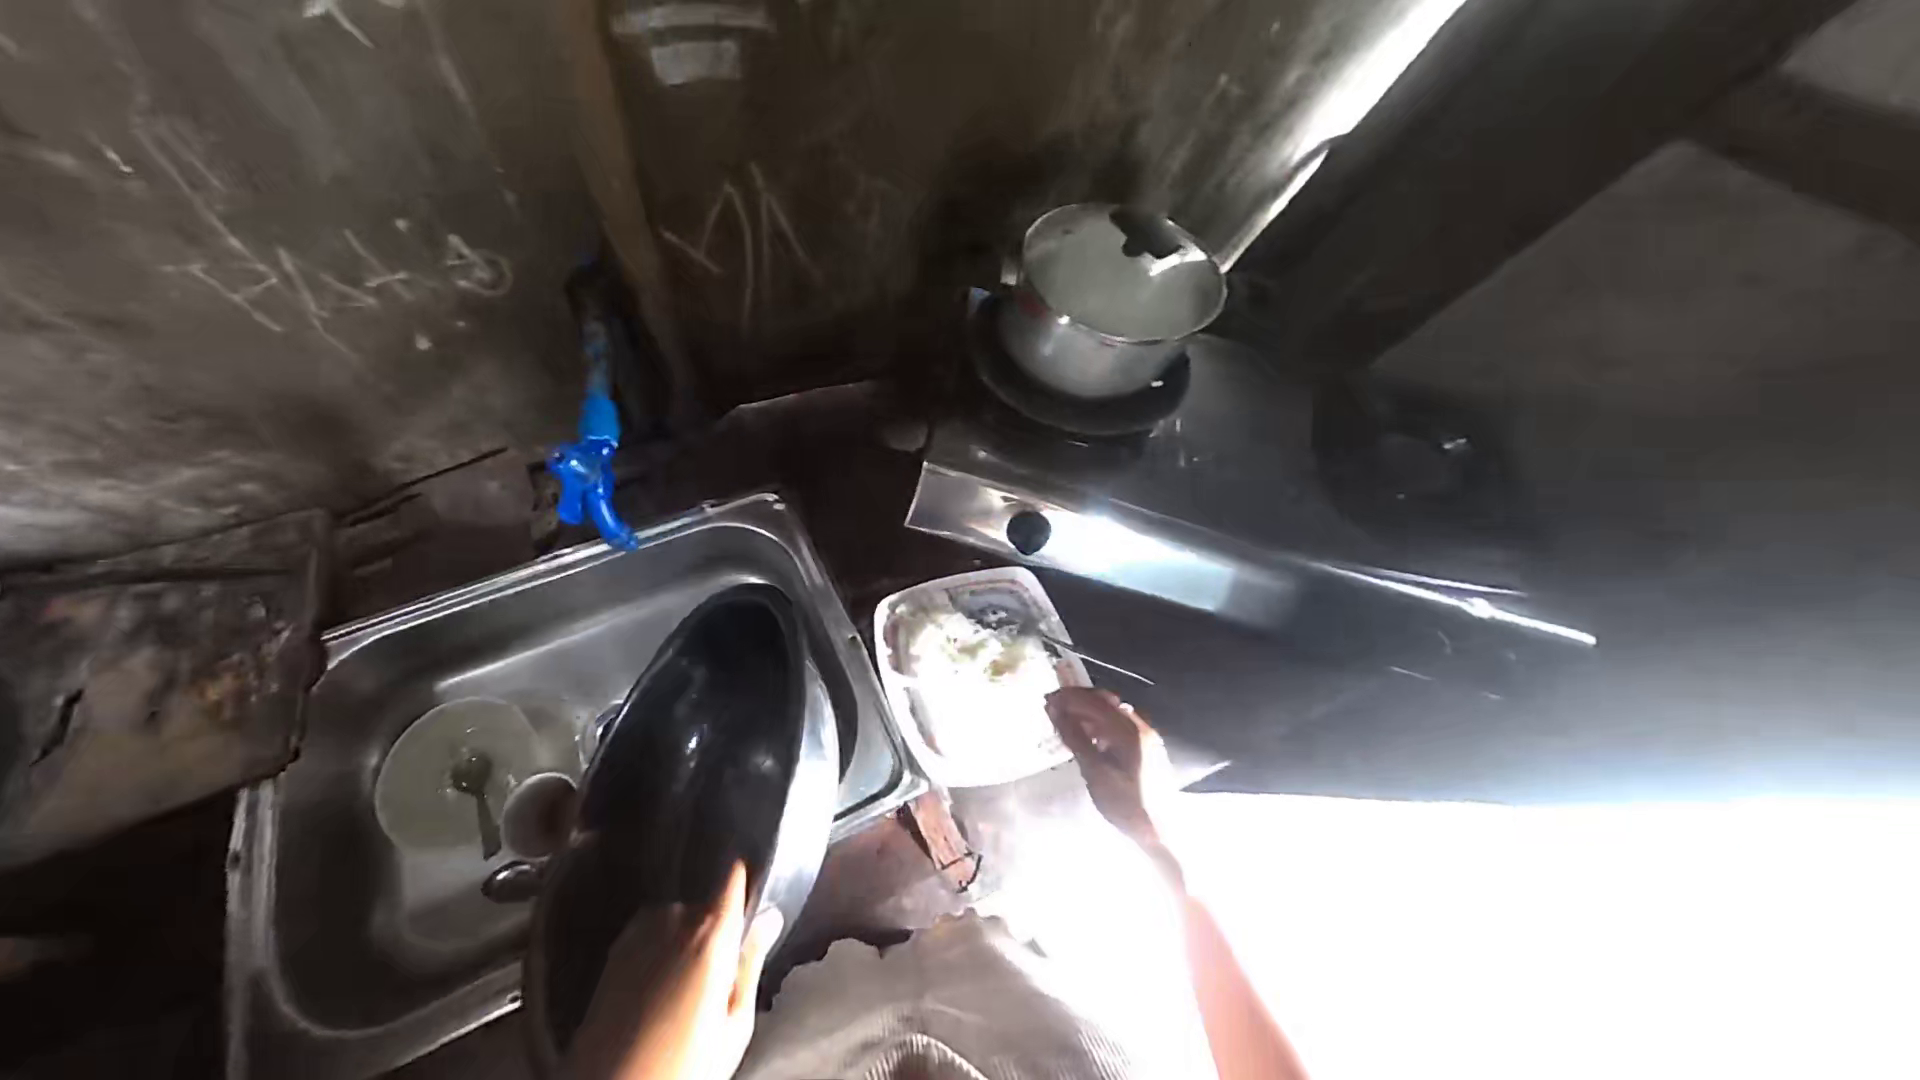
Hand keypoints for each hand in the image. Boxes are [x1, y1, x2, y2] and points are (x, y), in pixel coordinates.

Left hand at [565, 862, 783, 1079]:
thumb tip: (771, 916)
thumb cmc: (681, 1070)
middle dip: (717, 927)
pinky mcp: (614, 949)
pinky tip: (657, 992)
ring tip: (683, 988)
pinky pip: (652, 932)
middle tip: (717, 973)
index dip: (746, 879)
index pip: (735, 873)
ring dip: (686, 938)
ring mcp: (640, 931)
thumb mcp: (733, 1026)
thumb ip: (752, 962)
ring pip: (680, 918)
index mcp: (712, 931)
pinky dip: (660, 949)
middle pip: (709, 902)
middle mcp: (676, 917)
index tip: (753, 899)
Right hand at [1045, 687, 1173, 852]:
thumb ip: (1075, 738)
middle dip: (1077, 701)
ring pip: (1112, 712)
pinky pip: (1119, 725)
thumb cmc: (1127, 806)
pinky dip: (1100, 724)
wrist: (1165, 834)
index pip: (1093, 701)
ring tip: (1065, 722)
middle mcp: (1140, 726)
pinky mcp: (1146, 747)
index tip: (1046, 700)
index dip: (1068, 697)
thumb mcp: (1095, 773)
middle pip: (1104, 701)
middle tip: (1053, 707)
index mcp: (1128, 730)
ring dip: (1088, 712)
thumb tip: (1055, 710)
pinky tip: (1088, 737)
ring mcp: (1146, 736)